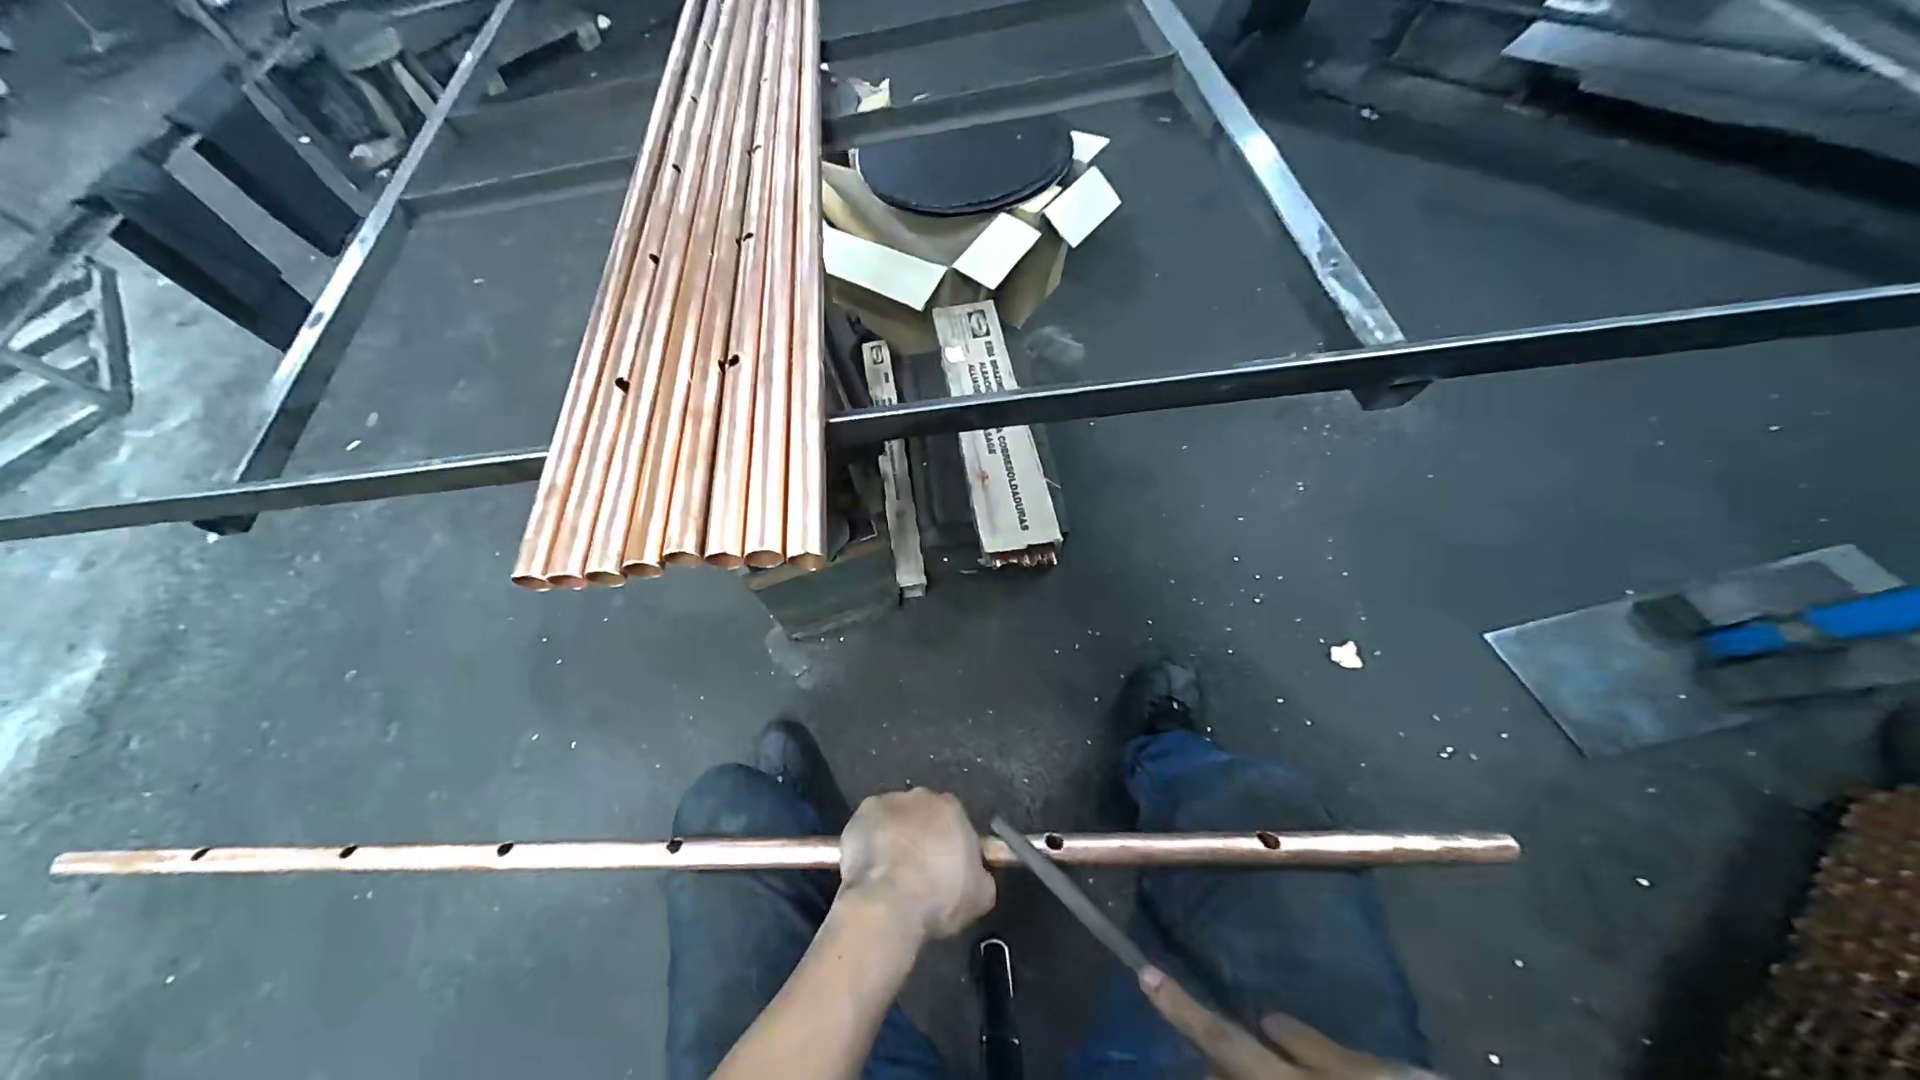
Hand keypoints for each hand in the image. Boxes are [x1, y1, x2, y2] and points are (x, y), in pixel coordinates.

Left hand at [837, 790, 995, 938]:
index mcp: (952, 808)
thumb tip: (983, 868)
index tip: (945, 867)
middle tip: (917, 868)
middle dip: (922, 835)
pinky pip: (868, 828)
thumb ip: (984, 873)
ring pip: (894, 818)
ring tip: (889, 870)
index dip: (950, 844)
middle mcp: (921, 796)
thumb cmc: (939, 897)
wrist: (888, 903)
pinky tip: (869, 867)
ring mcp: (887, 803)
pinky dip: (868, 842)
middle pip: (923, 814)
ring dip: (895, 836)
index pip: (955, 821)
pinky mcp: (859, 816)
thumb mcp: (981, 894)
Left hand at [1139, 967, 1442, 1079]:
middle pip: (1222, 1078)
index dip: (1180, 1007)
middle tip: (1227, 1029)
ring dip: (1239, 1071)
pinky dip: (1259, 1077)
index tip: (1146, 974)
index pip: (1221, 1040)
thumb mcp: (1382, 1077)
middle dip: (1215, 1058)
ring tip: (1266, 1059)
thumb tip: (1270, 1023)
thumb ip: (1318, 1052)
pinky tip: (1282, 1066)